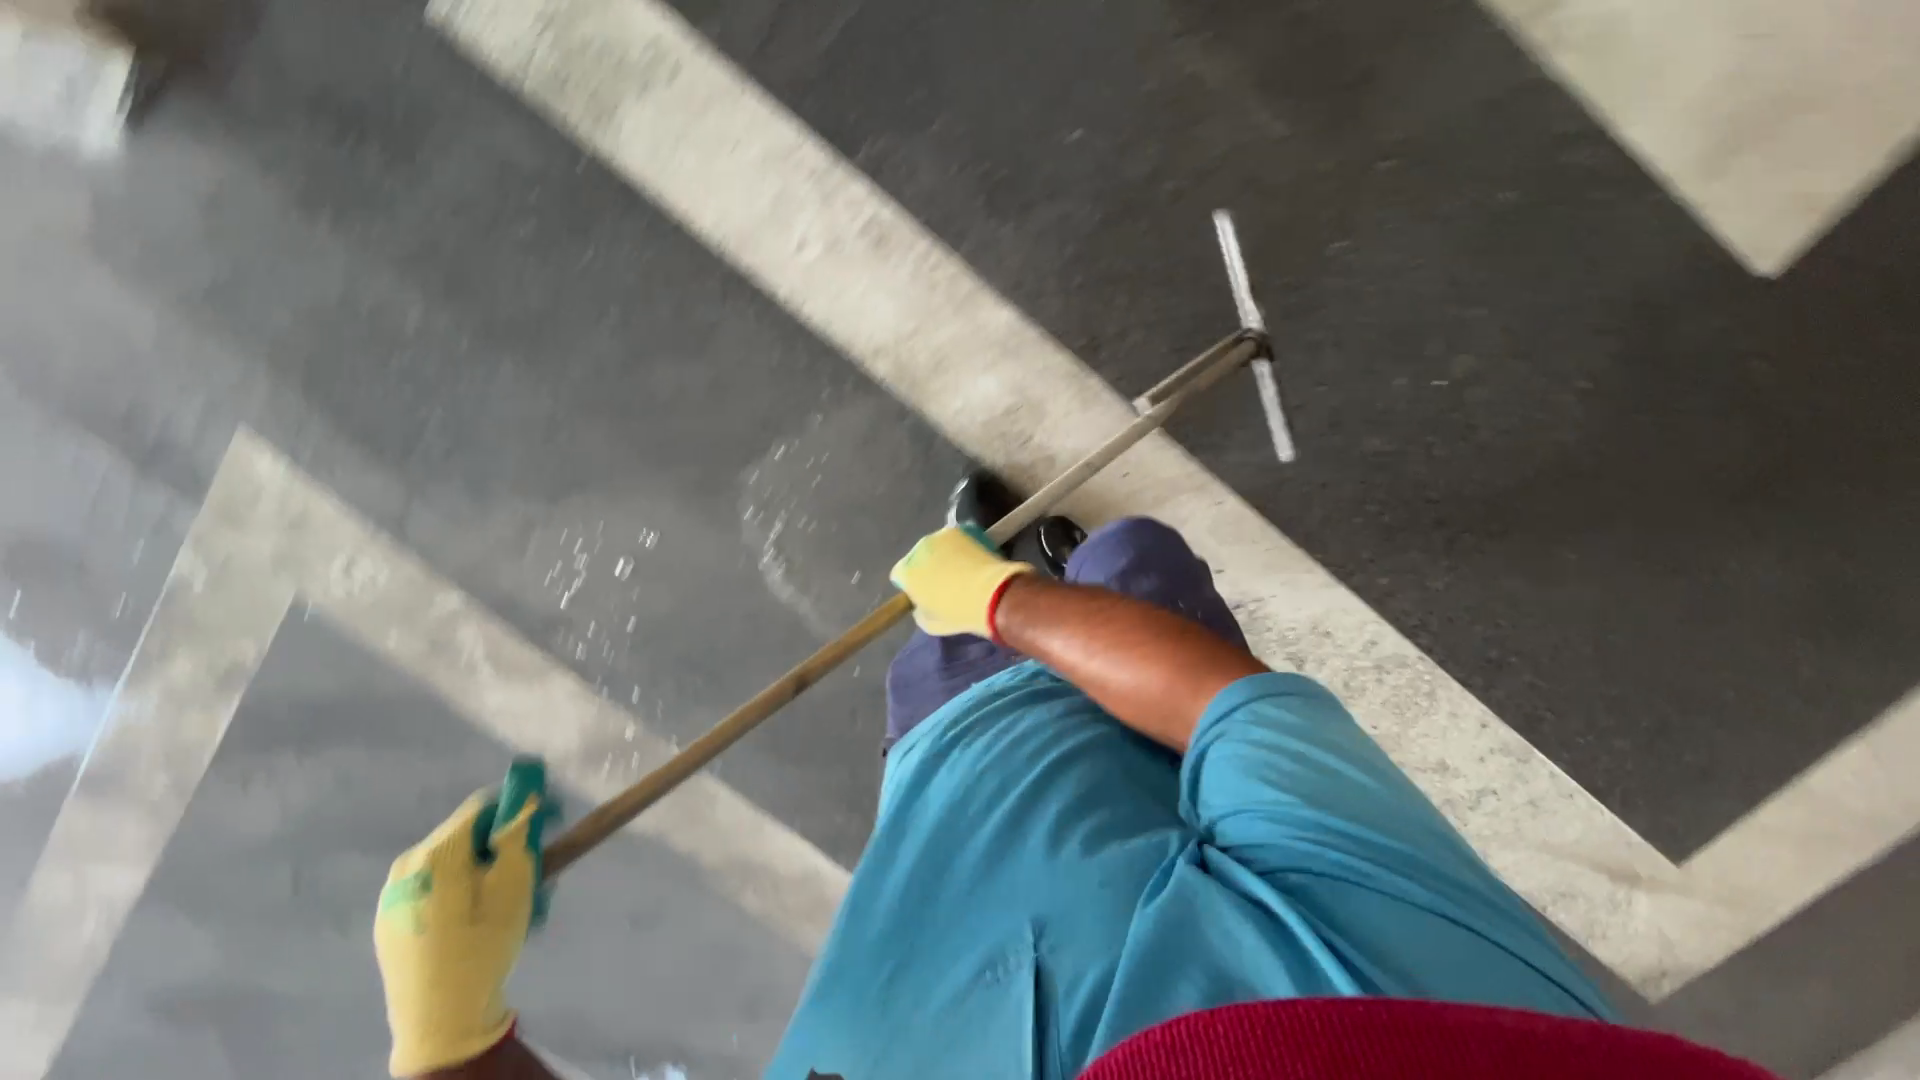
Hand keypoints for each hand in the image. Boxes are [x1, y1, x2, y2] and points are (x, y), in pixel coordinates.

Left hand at [375, 759, 554, 1077]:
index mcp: (435, 852)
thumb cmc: (484, 945)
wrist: (440, 1018)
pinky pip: (431, 887)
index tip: (546, 819)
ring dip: (479, 866)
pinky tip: (472, 918)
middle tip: (529, 866)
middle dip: (498, 842)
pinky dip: (457, 889)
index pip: (481, 806)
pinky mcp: (388, 920)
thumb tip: (521, 800)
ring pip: (447, 861)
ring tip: (502, 898)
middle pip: (463, 834)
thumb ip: (517, 835)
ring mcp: (391, 894)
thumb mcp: (515, 884)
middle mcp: (406, 864)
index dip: (516, 806)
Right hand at [889, 524, 1033, 638]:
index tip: (924, 592)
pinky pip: (954, 539)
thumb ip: (920, 610)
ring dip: (943, 555)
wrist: (992, 594)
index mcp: (905, 573)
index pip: (900, 575)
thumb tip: (922, 604)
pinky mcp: (959, 529)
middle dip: (927, 567)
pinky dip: (960, 546)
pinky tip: (971, 558)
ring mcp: (938, 537)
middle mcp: (916, 550)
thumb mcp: (931, 624)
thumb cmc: (959, 614)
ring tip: (961, 568)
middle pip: (917, 557)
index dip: (912, 584)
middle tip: (944, 580)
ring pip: (936, 546)